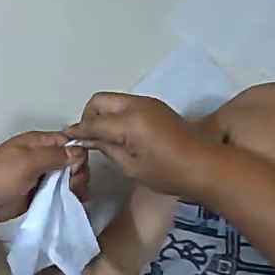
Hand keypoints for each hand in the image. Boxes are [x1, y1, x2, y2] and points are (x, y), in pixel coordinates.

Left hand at [0, 131, 89, 224]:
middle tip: (73, 187)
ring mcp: (41, 176)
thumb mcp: (27, 162)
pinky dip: (69, 196)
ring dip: (76, 186)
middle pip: (72, 160)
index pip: (68, 142)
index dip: (77, 154)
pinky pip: (60, 192)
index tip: (75, 170)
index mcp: (38, 142)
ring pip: (68, 177)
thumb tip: (80, 152)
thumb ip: (54, 156)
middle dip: (78, 173)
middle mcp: (42, 157)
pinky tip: (75, 203)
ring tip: (74, 197)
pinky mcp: (39, 193)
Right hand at [67, 92, 223, 198]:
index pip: (93, 122)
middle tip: (90, 139)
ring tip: (105, 139)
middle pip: (99, 101)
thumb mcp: (131, 166)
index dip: (78, 132)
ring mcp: (148, 103)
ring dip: (104, 115)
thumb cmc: (168, 173)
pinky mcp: (156, 107)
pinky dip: (117, 115)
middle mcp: (137, 105)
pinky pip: (127, 104)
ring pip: (113, 100)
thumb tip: (89, 139)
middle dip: (89, 117)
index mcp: (129, 122)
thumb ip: (107, 148)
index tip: (67, 139)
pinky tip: (121, 135)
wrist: (206, 166)